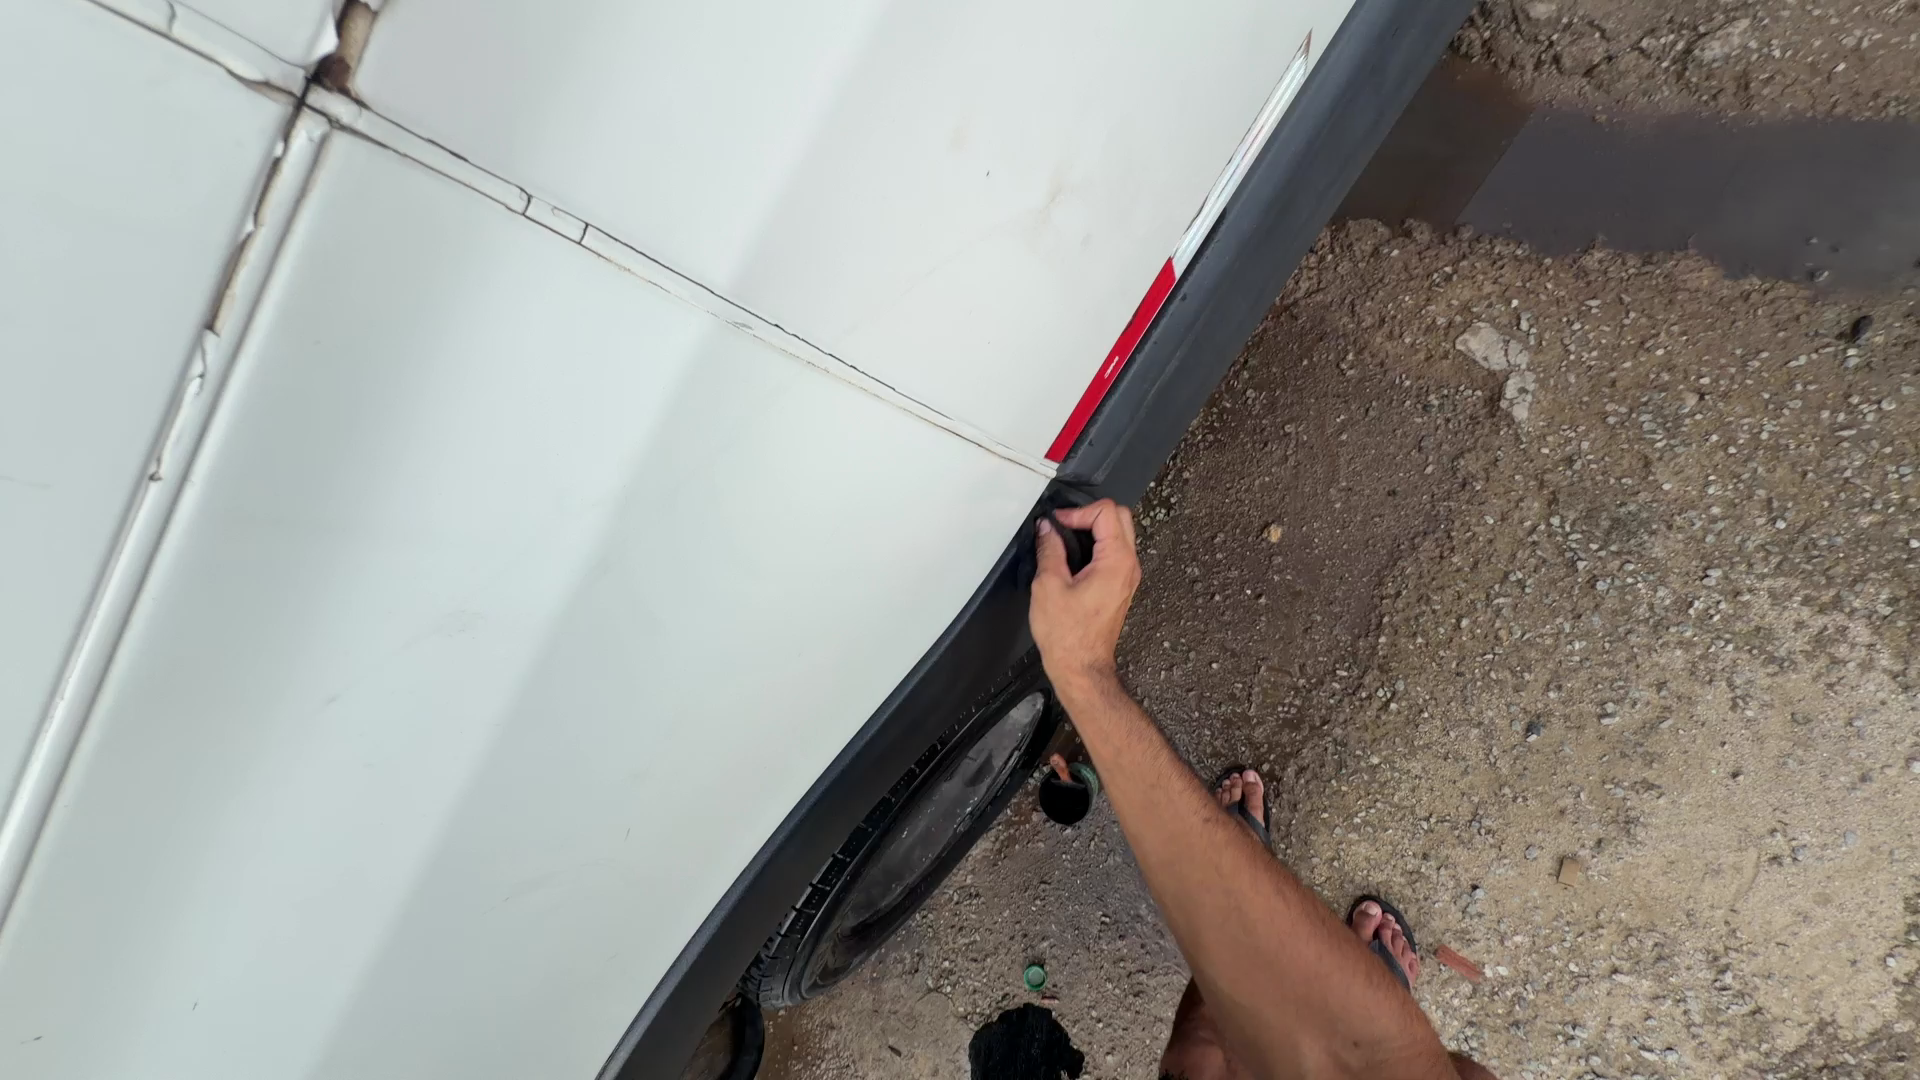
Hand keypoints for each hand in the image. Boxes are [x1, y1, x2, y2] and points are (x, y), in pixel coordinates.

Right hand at [1029, 499, 1140, 691]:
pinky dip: (1095, 545)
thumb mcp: (1048, 586)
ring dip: (1092, 529)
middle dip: (1088, 514)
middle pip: (1120, 517)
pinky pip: (1114, 552)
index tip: (1056, 524)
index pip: (1107, 512)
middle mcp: (1128, 566)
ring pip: (1119, 533)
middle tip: (1062, 526)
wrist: (1081, 667)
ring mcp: (1127, 576)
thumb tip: (1046, 529)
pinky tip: (1072, 557)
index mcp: (1116, 561)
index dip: (1077, 512)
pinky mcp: (1119, 586)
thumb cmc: (1068, 635)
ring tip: (1064, 540)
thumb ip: (1049, 550)